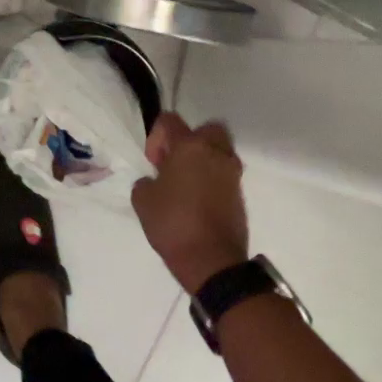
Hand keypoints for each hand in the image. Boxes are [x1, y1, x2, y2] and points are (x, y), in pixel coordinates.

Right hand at [133, 112, 249, 293]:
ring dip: (203, 160)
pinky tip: (196, 200)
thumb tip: (155, 181)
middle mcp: (215, 153)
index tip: (154, 163)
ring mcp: (232, 173)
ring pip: (219, 151)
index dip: (156, 137)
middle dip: (189, 141)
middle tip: (174, 164)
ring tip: (185, 184)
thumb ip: (146, 181)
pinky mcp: (239, 194)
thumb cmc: (173, 223)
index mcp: (189, 147)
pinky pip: (224, 174)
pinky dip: (211, 179)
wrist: (211, 261)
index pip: (170, 120)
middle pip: (206, 130)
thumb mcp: (142, 199)